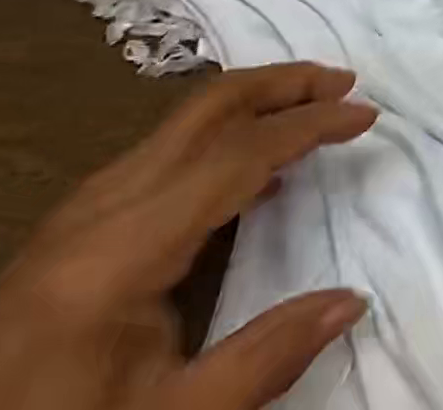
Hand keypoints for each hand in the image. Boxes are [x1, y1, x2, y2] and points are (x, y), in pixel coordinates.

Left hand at [0, 64, 377, 409]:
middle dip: (283, 82)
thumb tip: (352, 301)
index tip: (366, 115)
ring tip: (312, 106)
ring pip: (184, 121)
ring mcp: (84, 207)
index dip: (310, 125)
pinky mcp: (76, 222)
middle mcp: (103, 204)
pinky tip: (252, 170)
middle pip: (206, 109)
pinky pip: (167, 149)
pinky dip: (226, 132)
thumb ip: (264, 359)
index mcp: (125, 246)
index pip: (239, 153)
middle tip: (343, 83)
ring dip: (256, 100)